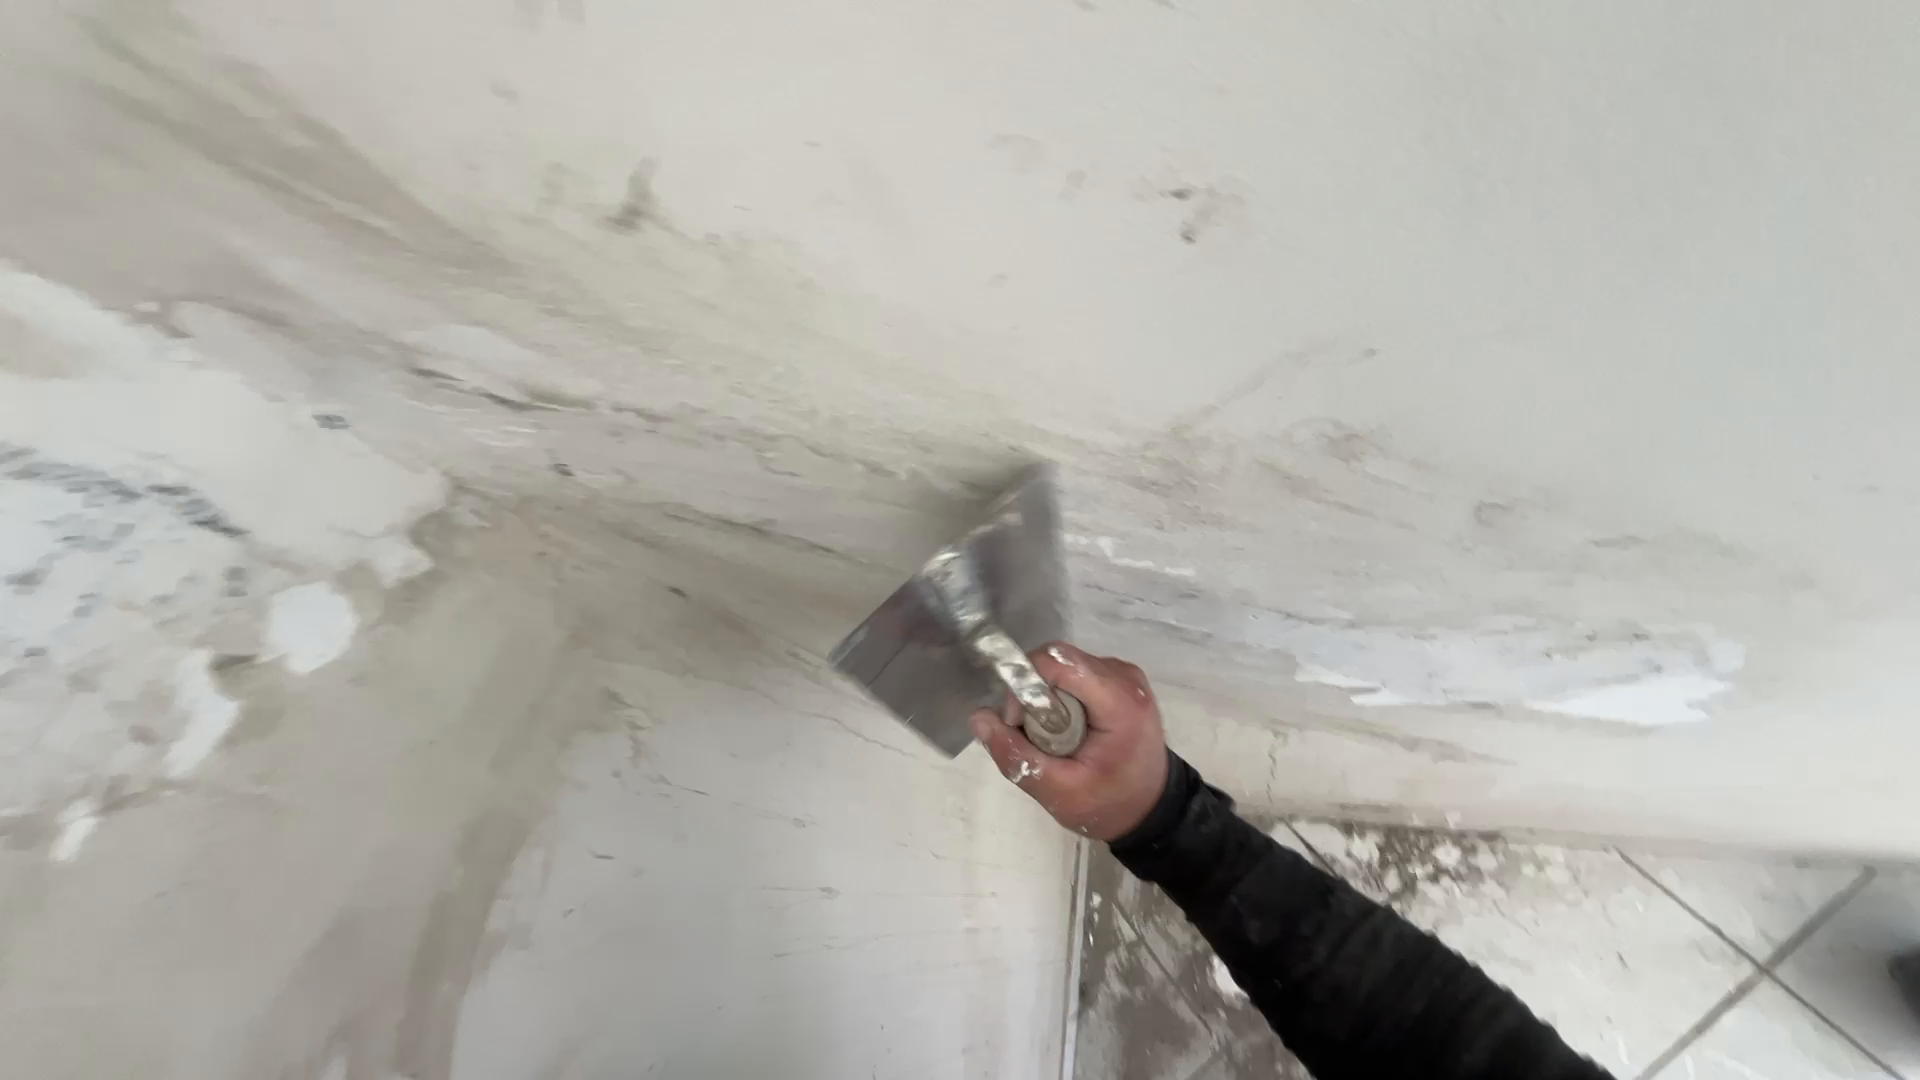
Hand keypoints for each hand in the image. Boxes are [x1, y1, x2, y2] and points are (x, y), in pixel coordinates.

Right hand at [969, 641, 1170, 841]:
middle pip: (1059, 660)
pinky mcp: (1118, 677)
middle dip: (1033, 691)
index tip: (1017, 721)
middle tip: (1029, 731)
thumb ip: (1016, 756)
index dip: (1026, 683)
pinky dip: (1060, 693)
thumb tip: (978, 718)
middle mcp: (1124, 677)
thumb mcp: (1059, 792)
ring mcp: (1124, 674)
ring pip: (1064, 664)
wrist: (1151, 808)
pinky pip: (1075, 671)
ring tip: (1048, 734)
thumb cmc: (1109, 803)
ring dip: (1045, 693)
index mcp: (1119, 701)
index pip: (1058, 662)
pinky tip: (1064, 725)